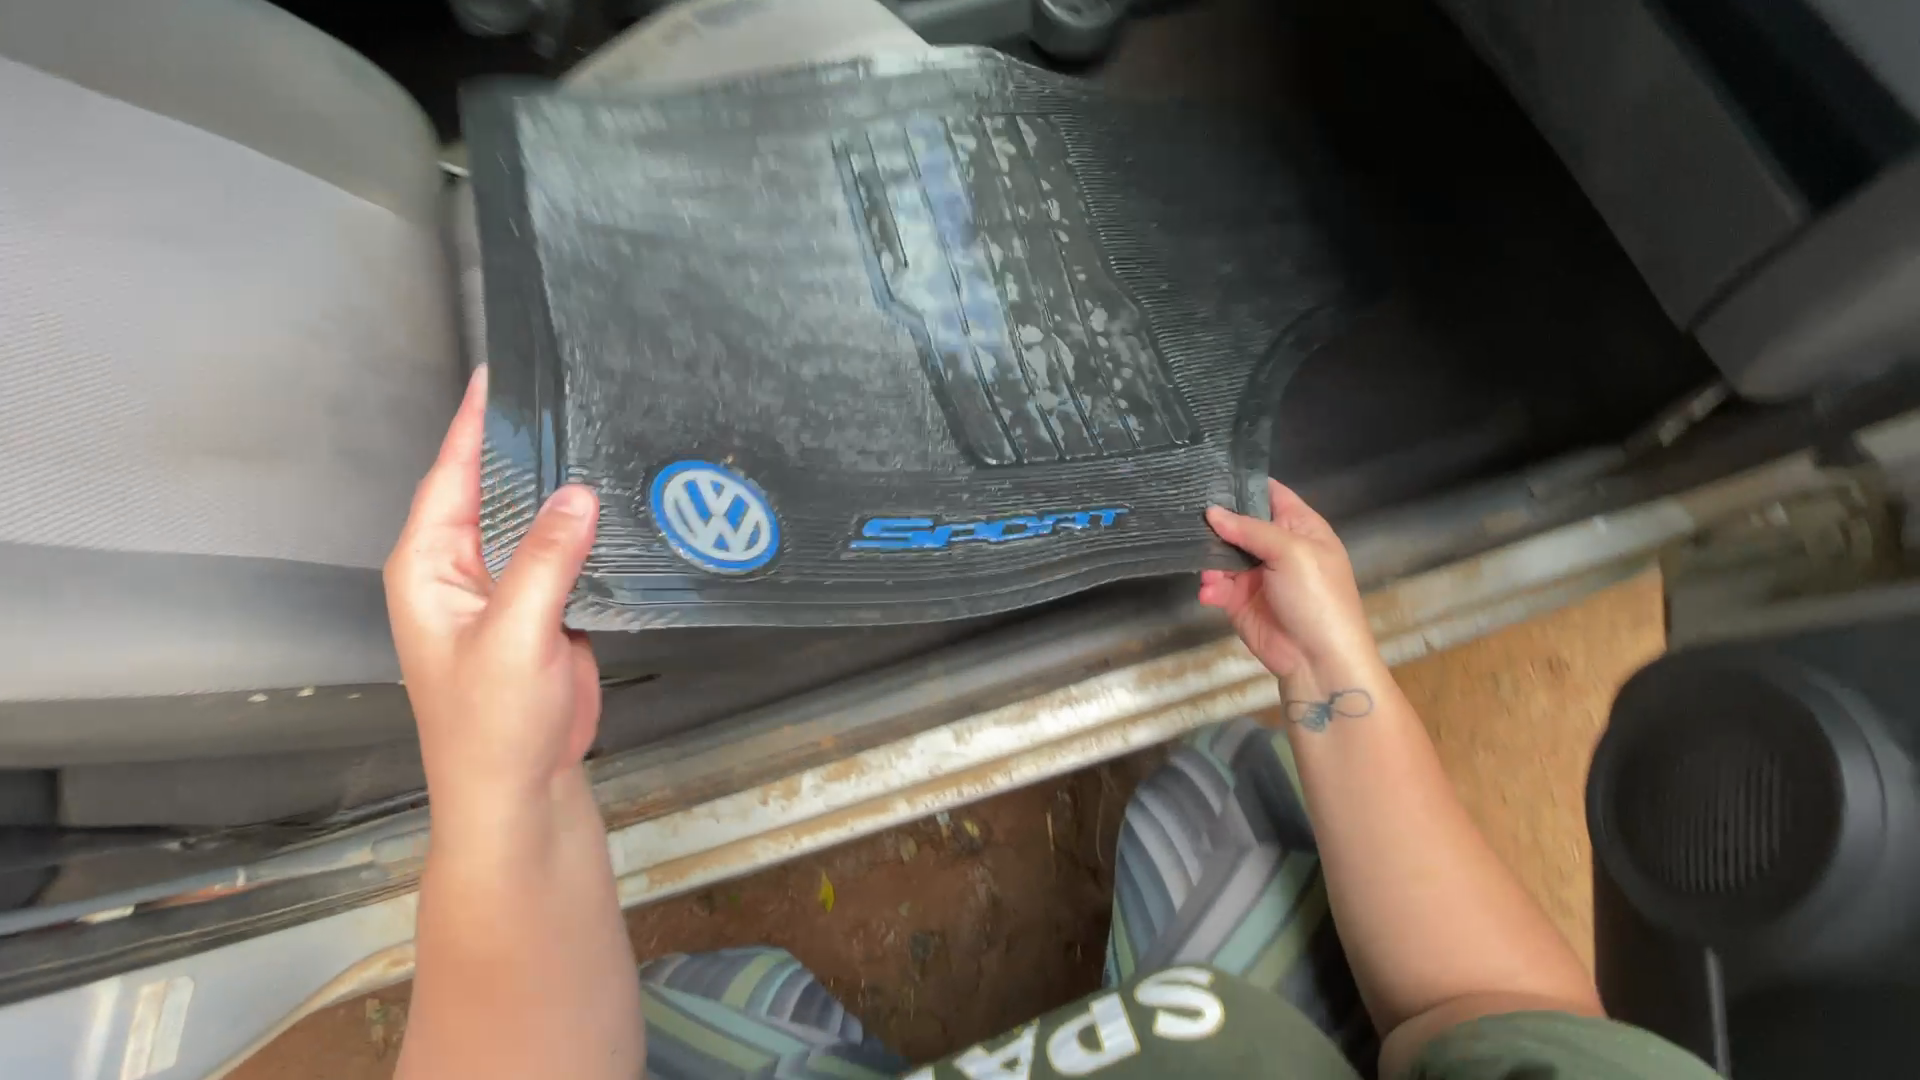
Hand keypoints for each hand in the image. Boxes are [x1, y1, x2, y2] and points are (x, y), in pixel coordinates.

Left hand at [384, 366, 602, 812]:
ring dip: (564, 490)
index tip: (499, 374)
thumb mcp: (513, 634)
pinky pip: (567, 553)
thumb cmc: (493, 720)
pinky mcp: (548, 607)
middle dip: (527, 449)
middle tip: (572, 397)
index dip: (473, 426)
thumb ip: (544, 561)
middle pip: (495, 491)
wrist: (522, 783)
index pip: (450, 477)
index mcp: (431, 565)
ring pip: (536, 522)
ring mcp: (510, 587)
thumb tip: (579, 492)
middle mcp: (465, 567)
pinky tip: (618, 506)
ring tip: (603, 440)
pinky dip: (589, 530)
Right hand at [1200, 478, 1377, 680]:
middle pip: (1238, 522)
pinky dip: (1210, 588)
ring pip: (1220, 553)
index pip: (1269, 494)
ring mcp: (1255, 574)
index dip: (1242, 483)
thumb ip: (1250, 529)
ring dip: (1208, 559)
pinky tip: (1210, 594)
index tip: (1209, 472)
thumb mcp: (1291, 552)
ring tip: (1206, 571)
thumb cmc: (1317, 596)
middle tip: (1184, 513)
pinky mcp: (1238, 600)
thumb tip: (1211, 512)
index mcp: (1299, 528)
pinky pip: (1216, 585)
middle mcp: (1275, 547)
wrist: (1317, 658)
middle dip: (1214, 521)